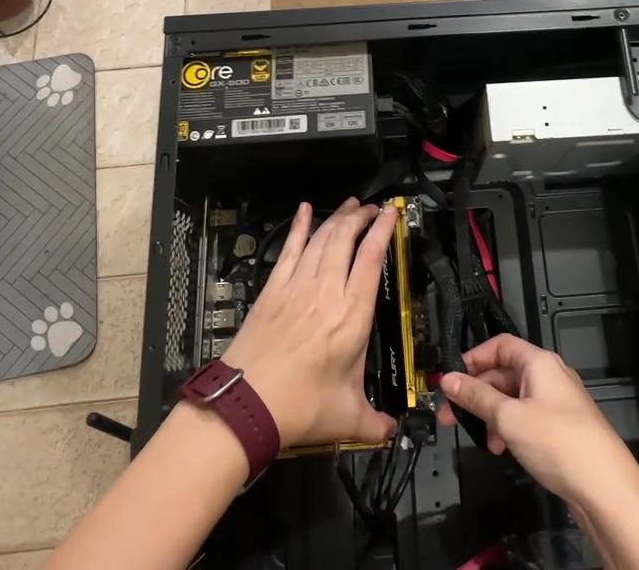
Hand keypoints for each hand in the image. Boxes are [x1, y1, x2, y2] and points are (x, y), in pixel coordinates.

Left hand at [221, 198, 396, 449]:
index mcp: (352, 316)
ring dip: (337, 218)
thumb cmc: (298, 408)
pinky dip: (297, 227)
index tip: (391, 213)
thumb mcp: (347, 418)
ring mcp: (296, 288)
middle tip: (373, 208)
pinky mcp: (272, 291)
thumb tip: (392, 433)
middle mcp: (326, 293)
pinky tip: (303, 210)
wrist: (245, 406)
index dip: (383, 230)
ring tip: (350, 205)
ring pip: (320, 239)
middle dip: (361, 217)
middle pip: (346, 239)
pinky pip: (288, 249)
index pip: (372, 258)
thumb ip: (375, 424)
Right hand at [437, 335, 638, 503]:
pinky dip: (509, 428)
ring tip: (482, 440)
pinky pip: (526, 417)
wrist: (605, 486)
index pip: (500, 345)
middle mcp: (549, 376)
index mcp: (539, 362)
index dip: (473, 358)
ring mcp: (556, 402)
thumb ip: (476, 397)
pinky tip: (502, 449)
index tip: (451, 379)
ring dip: (492, 415)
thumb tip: (448, 379)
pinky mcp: (560, 427)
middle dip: (476, 393)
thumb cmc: (557, 442)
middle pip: (504, 373)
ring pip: (513, 398)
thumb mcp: (508, 418)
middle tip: (450, 416)